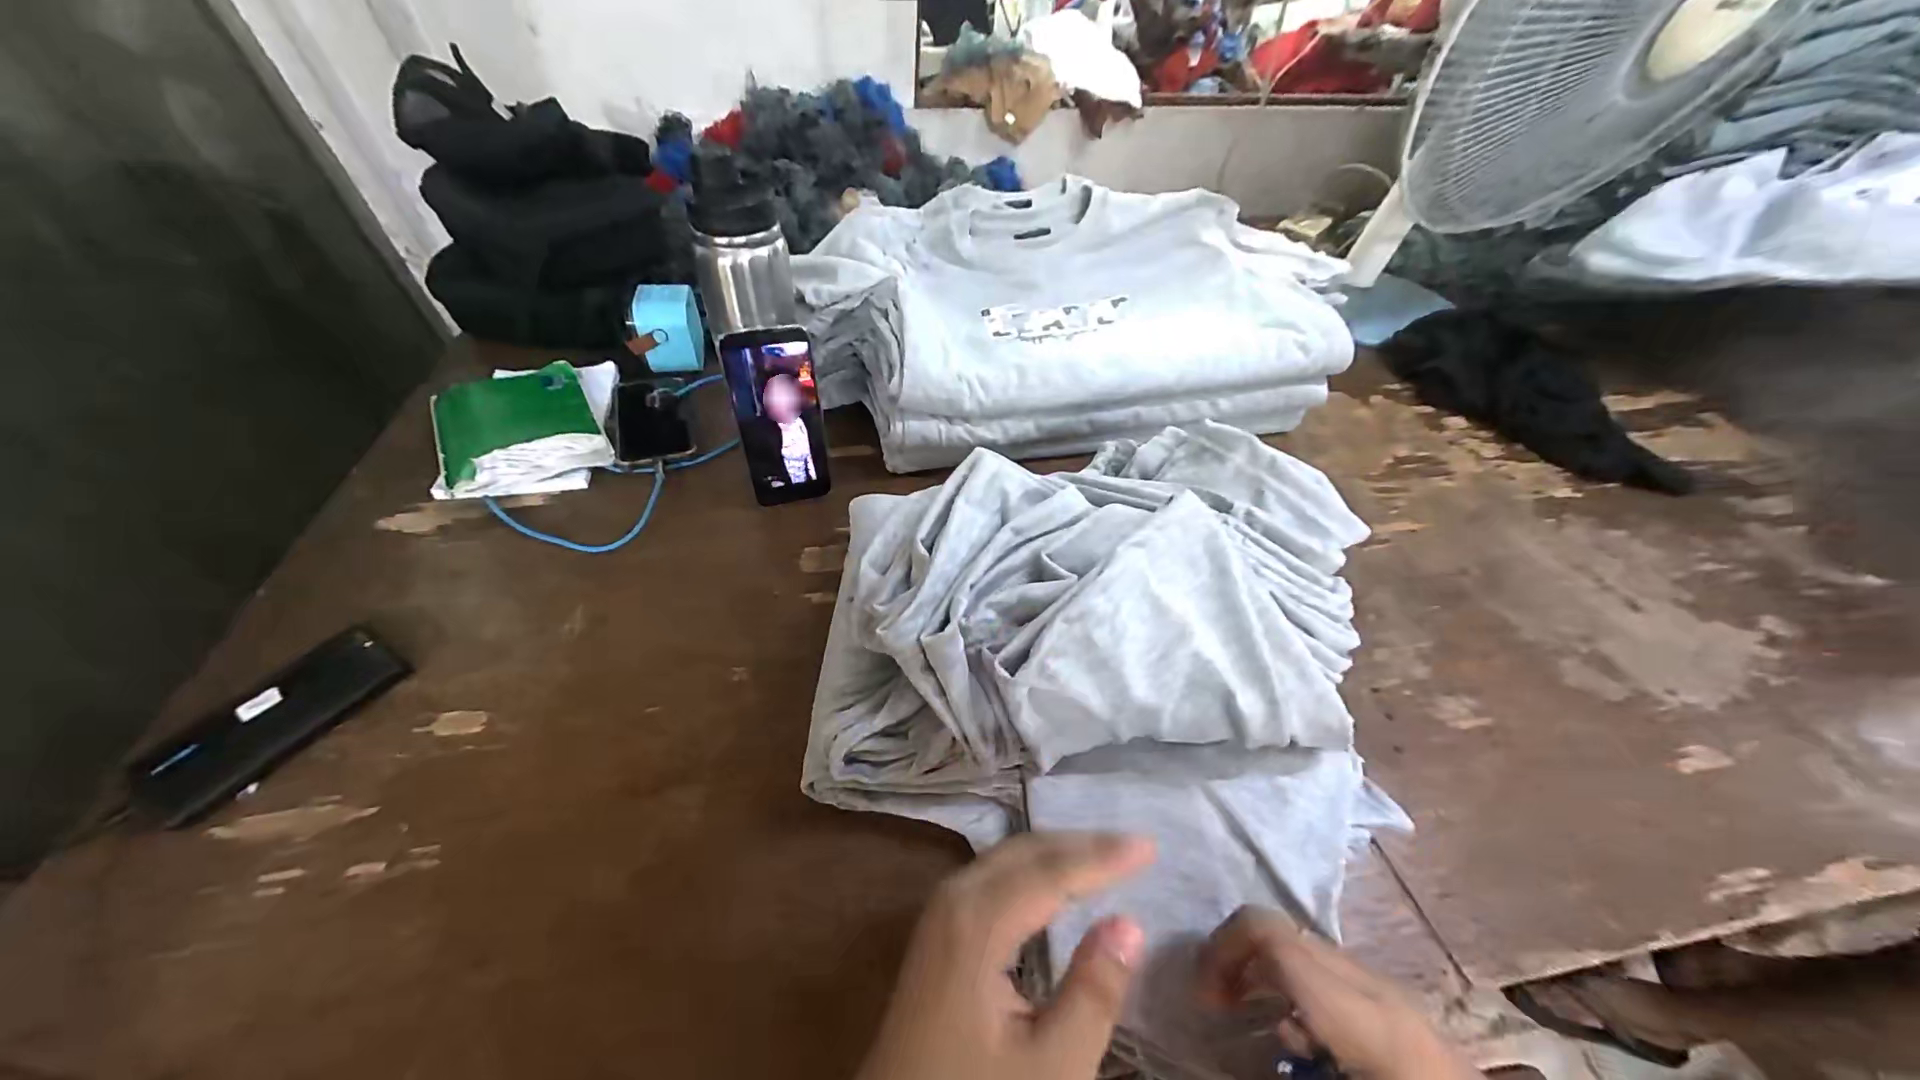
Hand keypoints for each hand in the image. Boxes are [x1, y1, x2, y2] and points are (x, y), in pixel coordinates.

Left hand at [855, 832, 1156, 1079]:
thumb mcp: (1049, 1066)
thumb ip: (1092, 993)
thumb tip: (1128, 924)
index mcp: (977, 921)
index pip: (1051, 872)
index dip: (1102, 856)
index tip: (1151, 847)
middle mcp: (954, 897)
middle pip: (1026, 851)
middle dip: (1083, 844)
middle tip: (1136, 847)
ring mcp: (941, 909)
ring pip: (1008, 857)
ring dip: (1059, 851)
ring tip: (1107, 854)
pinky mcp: (939, 926)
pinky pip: (994, 873)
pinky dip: (1034, 867)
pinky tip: (1056, 879)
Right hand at [1196, 906, 1477, 1079]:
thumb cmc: (1402, 1077)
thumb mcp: (1328, 1079)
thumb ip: (1280, 1056)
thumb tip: (1225, 1049)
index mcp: (1358, 1012)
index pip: (1271, 934)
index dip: (1222, 949)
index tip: (1205, 997)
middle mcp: (1372, 985)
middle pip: (1282, 931)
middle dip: (1234, 953)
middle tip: (1215, 1001)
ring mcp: (1389, 990)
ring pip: (1302, 944)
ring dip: (1260, 966)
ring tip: (1242, 1010)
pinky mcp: (1396, 1005)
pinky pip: (1326, 969)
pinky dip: (1291, 982)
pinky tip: (1291, 1029)